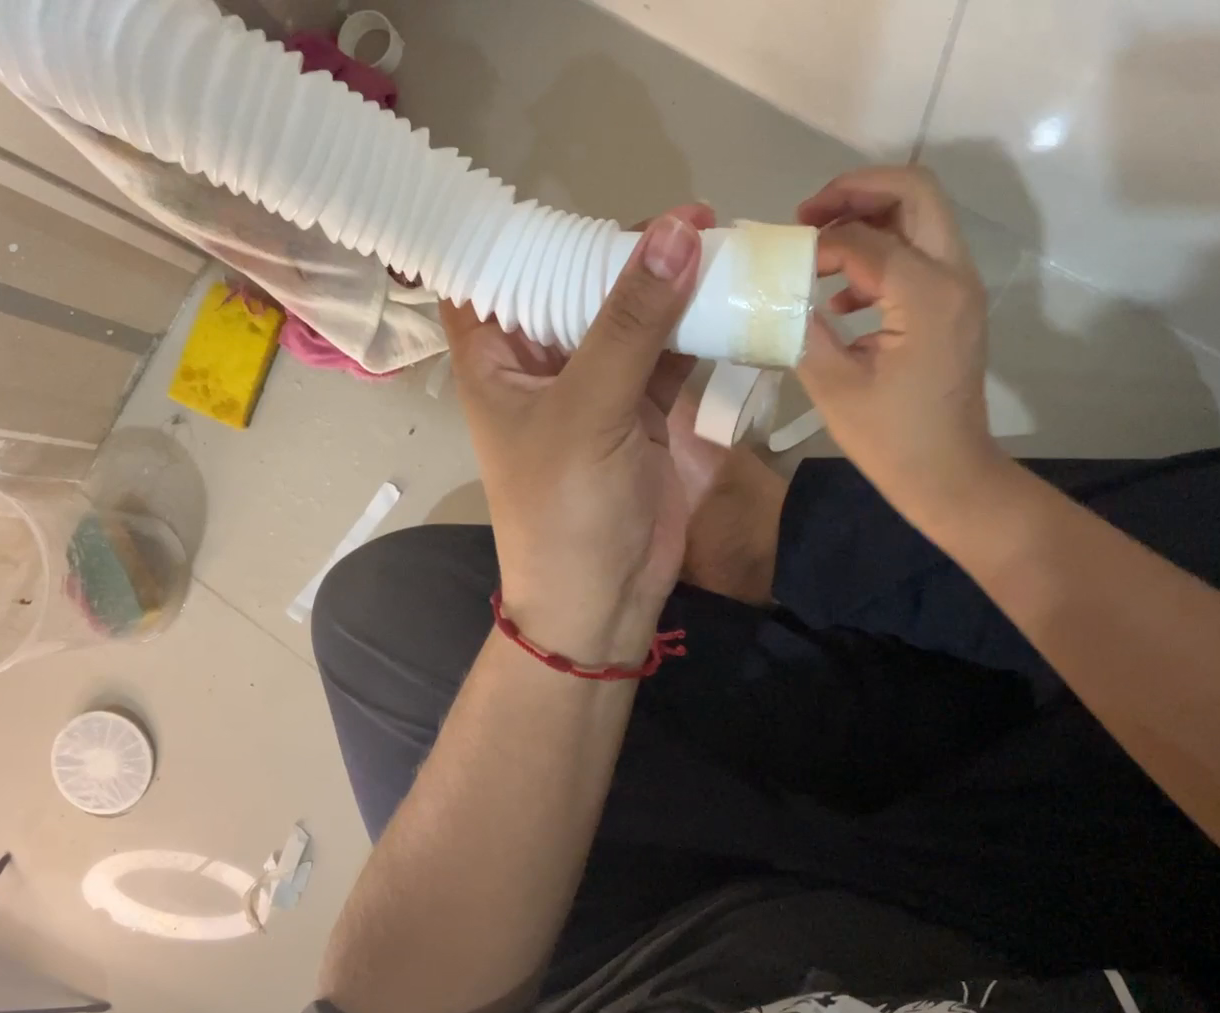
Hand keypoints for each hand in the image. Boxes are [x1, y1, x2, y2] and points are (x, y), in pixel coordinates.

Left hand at [442, 206, 711, 663]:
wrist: (606, 601)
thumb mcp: (591, 408)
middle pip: (575, 285)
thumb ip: (633, 320)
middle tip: (685, 217)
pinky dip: (695, 330)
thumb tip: (678, 230)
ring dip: (669, 287)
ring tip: (720, 244)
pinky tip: (727, 299)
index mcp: (496, 358)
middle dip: (623, 251)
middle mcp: (542, 364)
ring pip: (630, 317)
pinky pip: (668, 354)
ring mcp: (596, 387)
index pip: (492, 273)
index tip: (581, 203)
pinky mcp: (642, 411)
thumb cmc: (569, 510)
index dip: (522, 231)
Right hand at [796, 167, 1001, 521]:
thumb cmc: (893, 441)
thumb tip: (779, 290)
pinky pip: (920, 253)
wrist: (951, 477)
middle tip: (808, 216)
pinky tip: (842, 298)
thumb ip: (803, 327)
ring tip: (818, 250)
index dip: (818, 243)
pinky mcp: (955, 304)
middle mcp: (955, 276)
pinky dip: (882, 254)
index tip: (785, 266)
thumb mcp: (834, 385)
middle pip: (913, 192)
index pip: (865, 238)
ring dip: (868, 219)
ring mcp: (961, 288)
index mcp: (927, 295)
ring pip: (920, 216)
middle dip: (855, 192)